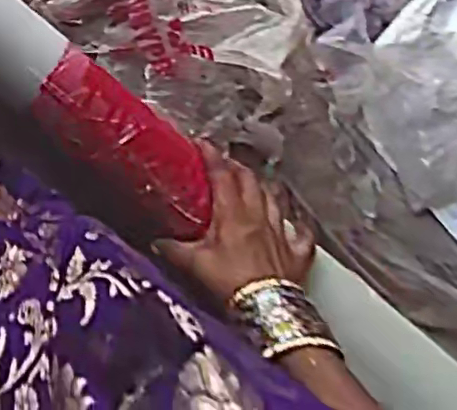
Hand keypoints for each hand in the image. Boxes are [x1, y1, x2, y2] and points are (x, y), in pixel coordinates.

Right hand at [153, 143, 315, 308]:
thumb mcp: (196, 265)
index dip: (212, 155)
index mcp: (232, 213)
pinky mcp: (297, 254)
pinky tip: (296, 222)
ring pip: (274, 199)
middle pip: (249, 180)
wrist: (269, 313)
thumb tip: (154, 241)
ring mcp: (280, 233)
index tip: (202, 142)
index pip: (222, 174)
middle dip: (237, 166)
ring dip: (264, 187)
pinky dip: (299, 226)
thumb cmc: (231, 284)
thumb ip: (174, 250)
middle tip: (225, 162)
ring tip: (255, 181)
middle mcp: (258, 216)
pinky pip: (302, 234)